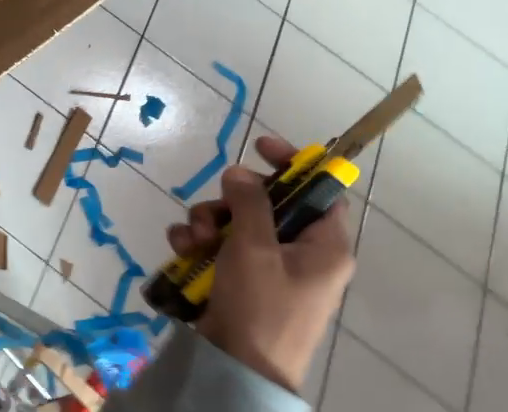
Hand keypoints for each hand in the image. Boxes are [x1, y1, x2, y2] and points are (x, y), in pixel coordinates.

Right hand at [164, 135, 354, 392]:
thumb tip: (242, 170)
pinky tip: (184, 251)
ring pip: (234, 220)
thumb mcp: (254, 249)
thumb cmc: (260, 305)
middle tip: (212, 212)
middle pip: (265, 203)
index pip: (320, 193)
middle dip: (229, 201)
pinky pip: (216, 243)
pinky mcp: (240, 277)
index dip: (294, 165)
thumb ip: (249, 205)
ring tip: (193, 241)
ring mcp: (268, 266)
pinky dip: (196, 241)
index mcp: (324, 247)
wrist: (239, 363)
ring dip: (206, 222)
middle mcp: (300, 253)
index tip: (259, 145)